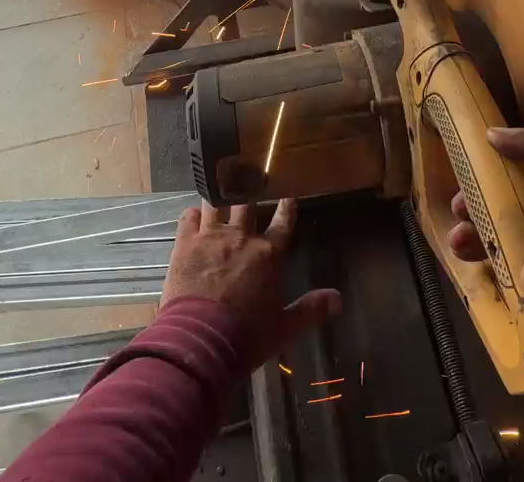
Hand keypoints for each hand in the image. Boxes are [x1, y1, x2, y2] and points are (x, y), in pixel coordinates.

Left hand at [164, 198, 342, 367]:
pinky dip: (193, 214)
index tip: (289, 197)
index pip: (283, 224)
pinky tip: (194, 214)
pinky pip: (189, 218)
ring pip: (216, 204)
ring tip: (219, 189)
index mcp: (268, 255)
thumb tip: (339, 298)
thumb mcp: (284, 328)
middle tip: (249, 182)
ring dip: (219, 198)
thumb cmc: (246, 336)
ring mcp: (211, 237)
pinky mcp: (185, 244)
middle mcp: (241, 238)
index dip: (287, 209)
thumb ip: (311, 309)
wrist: (200, 340)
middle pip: (247, 205)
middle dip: (249, 194)